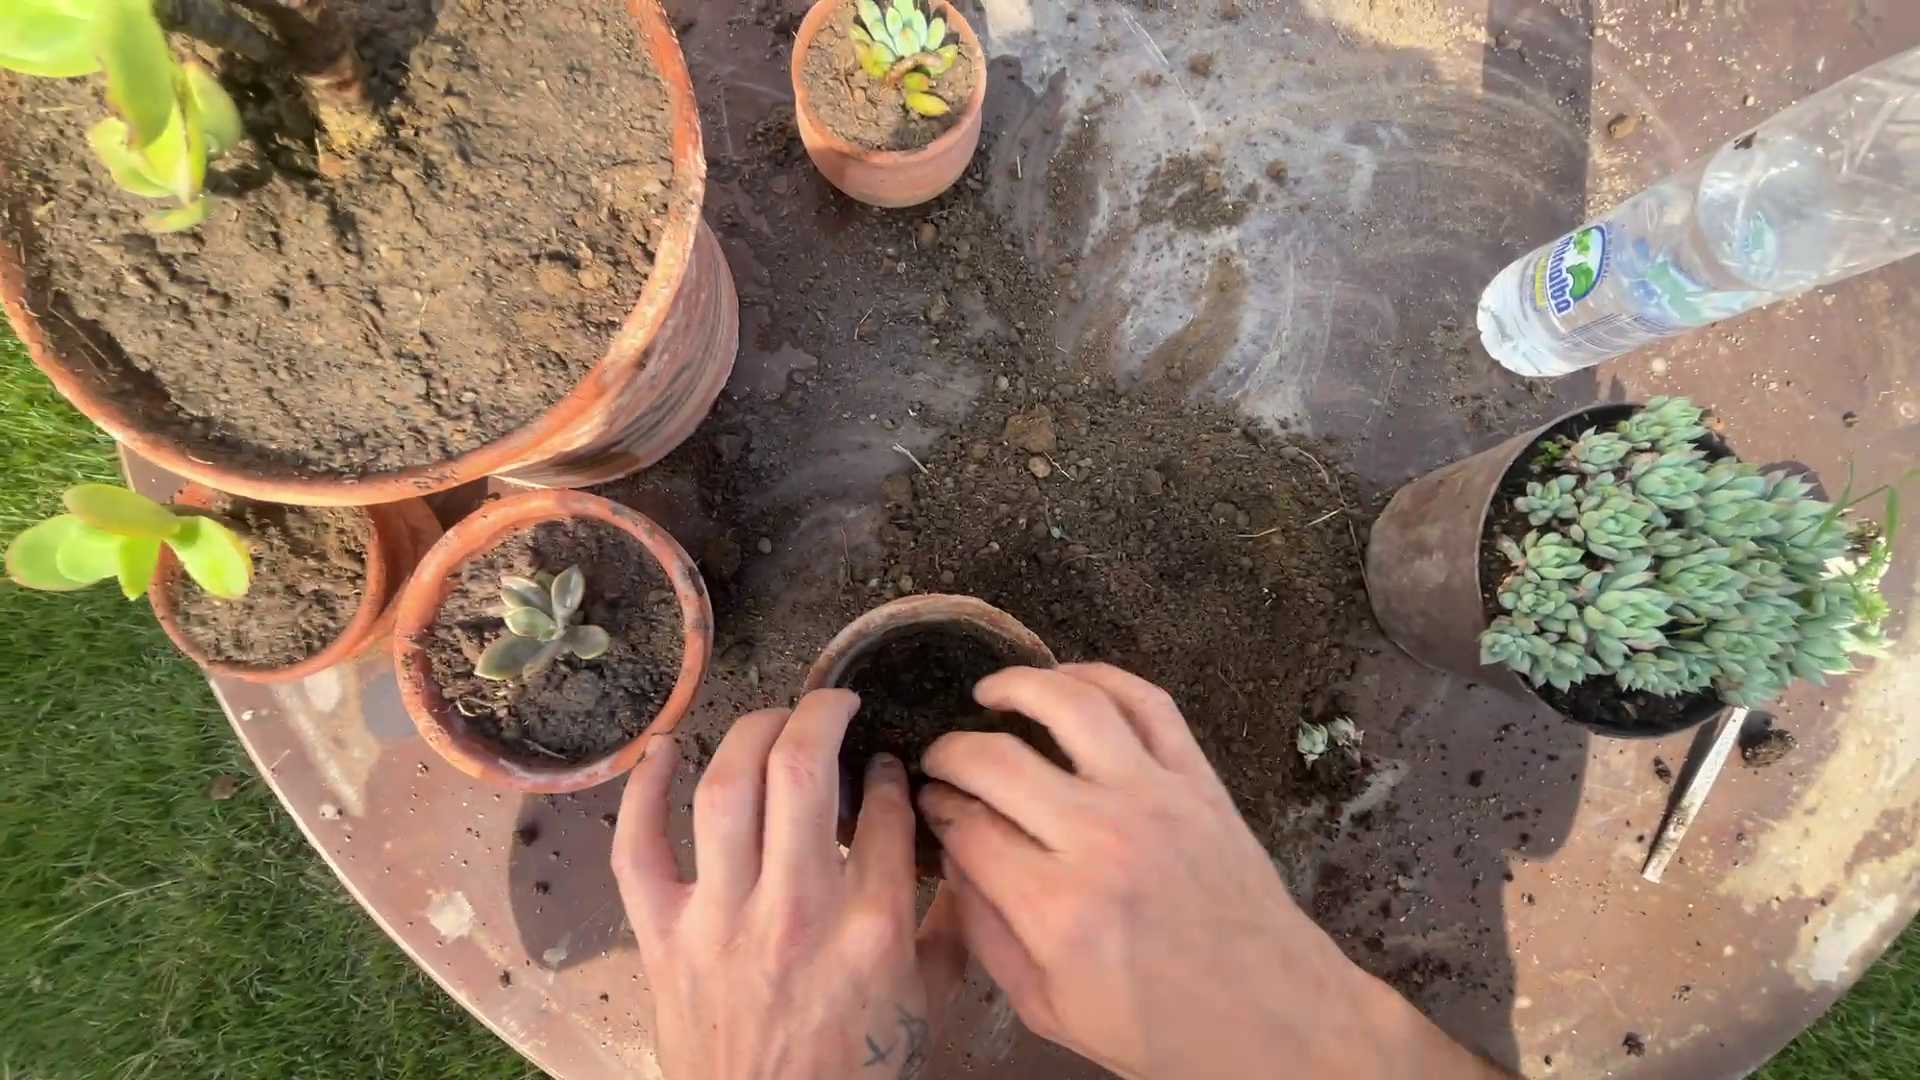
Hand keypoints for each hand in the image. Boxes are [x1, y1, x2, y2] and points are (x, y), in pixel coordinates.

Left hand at [612, 689, 966, 1079]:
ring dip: (753, 733)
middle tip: (835, 703)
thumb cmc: (861, 1069)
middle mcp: (795, 909)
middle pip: (801, 771)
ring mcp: (720, 920)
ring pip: (726, 791)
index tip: (882, 763)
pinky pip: (637, 849)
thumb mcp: (931, 997)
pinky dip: (643, 791)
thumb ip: (953, 916)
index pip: (885, 807)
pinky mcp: (663, 939)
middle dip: (822, 714)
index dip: (886, 770)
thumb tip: (958, 839)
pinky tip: (666, 748)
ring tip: (776, 718)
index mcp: (871, 926)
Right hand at [920, 664, 1508, 1079]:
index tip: (930, 802)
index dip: (937, 808)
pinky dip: (1103, 676)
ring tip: (989, 691)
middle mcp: (1101, 837)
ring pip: (1073, 706)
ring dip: (1018, 685)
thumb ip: (986, 931)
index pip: (968, 827)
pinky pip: (1150, 702)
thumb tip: (953, 853)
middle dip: (951, 752)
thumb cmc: (1159, 1029)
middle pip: (997, 761)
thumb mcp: (1050, 1008)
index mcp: (1059, 908)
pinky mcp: (1197, 778)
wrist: (1277, 1023)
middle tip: (940, 757)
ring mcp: (1155, 796)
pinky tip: (1069, 678)